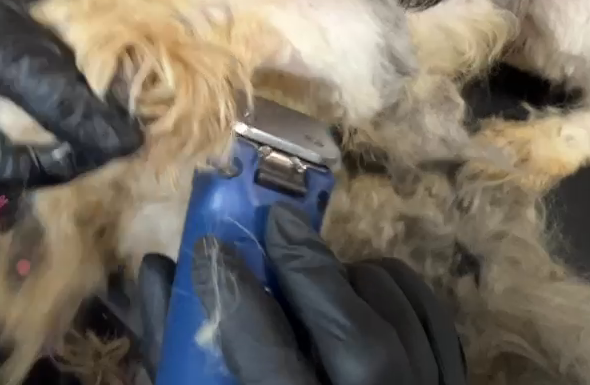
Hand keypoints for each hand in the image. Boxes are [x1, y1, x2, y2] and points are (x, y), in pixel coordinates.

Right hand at [125, 204, 466, 384]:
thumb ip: (175, 352)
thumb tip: (156, 268)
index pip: (275, 369)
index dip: (241, 304)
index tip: (210, 247)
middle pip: (363, 349)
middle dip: (314, 274)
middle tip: (276, 220)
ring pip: (400, 326)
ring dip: (354, 278)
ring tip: (314, 266)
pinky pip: (432, 320)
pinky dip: (395, 288)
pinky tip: (361, 283)